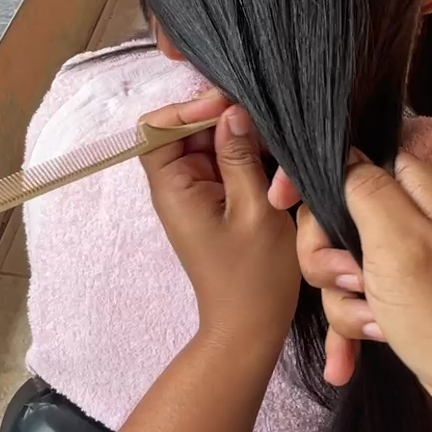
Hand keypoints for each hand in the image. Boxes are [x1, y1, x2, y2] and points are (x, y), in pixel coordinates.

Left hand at [138, 94, 298, 348]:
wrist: (250, 327)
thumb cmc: (253, 277)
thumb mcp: (254, 210)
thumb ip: (240, 156)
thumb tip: (231, 109)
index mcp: (173, 187)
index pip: (156, 127)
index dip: (187, 108)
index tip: (228, 105)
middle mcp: (178, 184)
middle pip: (187, 128)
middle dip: (223, 118)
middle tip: (264, 121)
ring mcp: (197, 191)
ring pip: (211, 141)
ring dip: (242, 137)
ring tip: (275, 142)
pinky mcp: (217, 198)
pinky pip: (226, 160)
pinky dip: (248, 154)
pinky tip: (275, 157)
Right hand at [295, 151, 431, 430]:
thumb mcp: (402, 240)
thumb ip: (362, 188)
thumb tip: (337, 155)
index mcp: (408, 186)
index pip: (341, 158)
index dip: (305, 178)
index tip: (278, 203)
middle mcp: (402, 215)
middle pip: (326, 219)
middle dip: (325, 258)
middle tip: (355, 281)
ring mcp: (397, 260)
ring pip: (334, 268)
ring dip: (343, 303)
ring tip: (378, 326)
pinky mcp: (394, 300)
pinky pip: (350, 305)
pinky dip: (347, 332)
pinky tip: (343, 367)